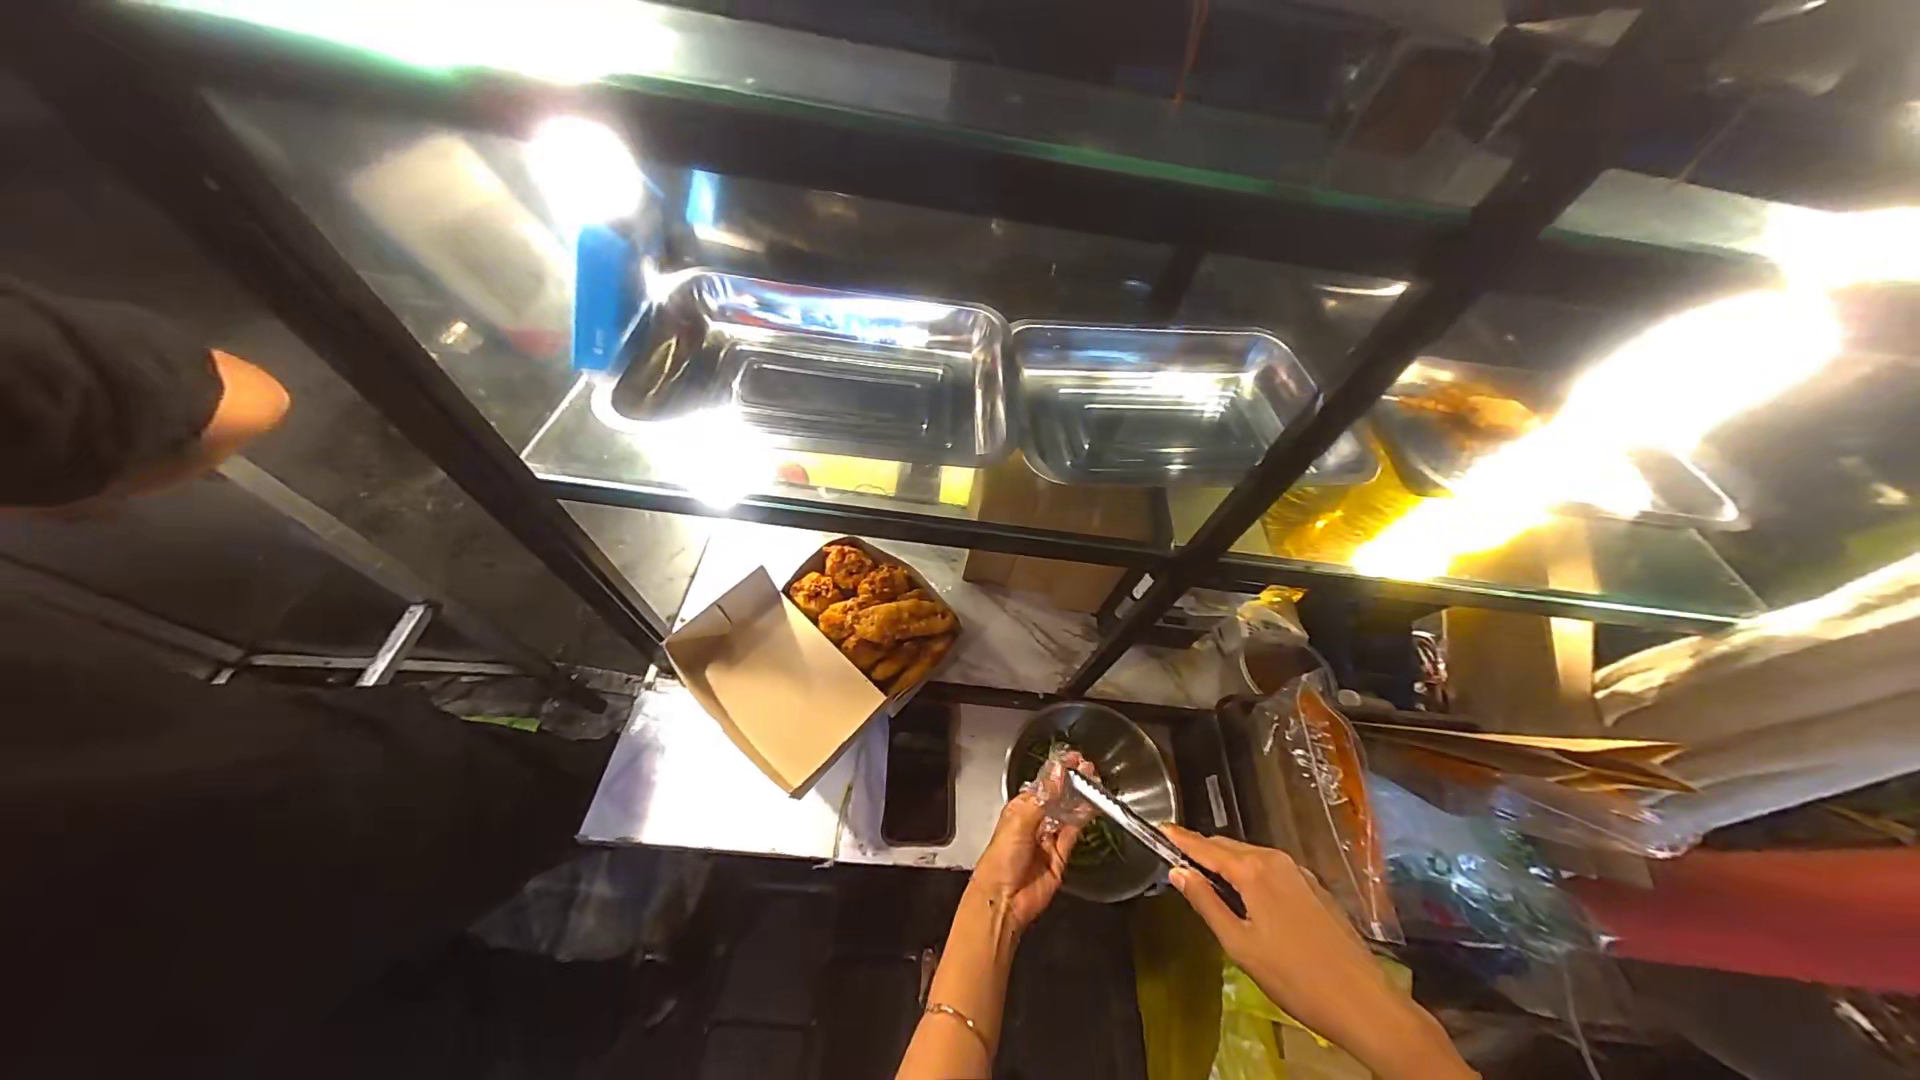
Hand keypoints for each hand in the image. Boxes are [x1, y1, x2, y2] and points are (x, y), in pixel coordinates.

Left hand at [967, 752, 1094, 931]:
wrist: (1004, 900)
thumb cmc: (1000, 860)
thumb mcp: (1019, 822)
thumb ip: (1042, 798)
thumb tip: (1057, 773)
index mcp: (1019, 809)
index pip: (1042, 784)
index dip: (1057, 771)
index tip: (1071, 759)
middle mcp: (1034, 821)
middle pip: (1057, 796)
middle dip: (1071, 782)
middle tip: (1087, 768)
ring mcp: (1048, 837)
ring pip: (1068, 812)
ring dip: (1080, 797)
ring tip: (1093, 781)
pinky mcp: (1060, 855)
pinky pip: (1073, 832)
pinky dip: (1083, 819)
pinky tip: (1092, 806)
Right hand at [1162, 826, 1475, 1079]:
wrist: (1366, 1004)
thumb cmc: (1295, 978)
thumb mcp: (1239, 945)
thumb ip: (1205, 903)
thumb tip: (1178, 872)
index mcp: (1253, 870)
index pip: (1204, 846)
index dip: (1179, 839)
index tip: (1159, 829)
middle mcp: (1275, 860)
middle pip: (1227, 846)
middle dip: (1201, 850)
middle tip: (1177, 860)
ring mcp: (1298, 872)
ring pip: (1249, 856)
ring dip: (1226, 863)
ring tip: (1207, 880)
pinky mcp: (1314, 887)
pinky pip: (1270, 868)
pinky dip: (1249, 873)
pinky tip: (1246, 897)